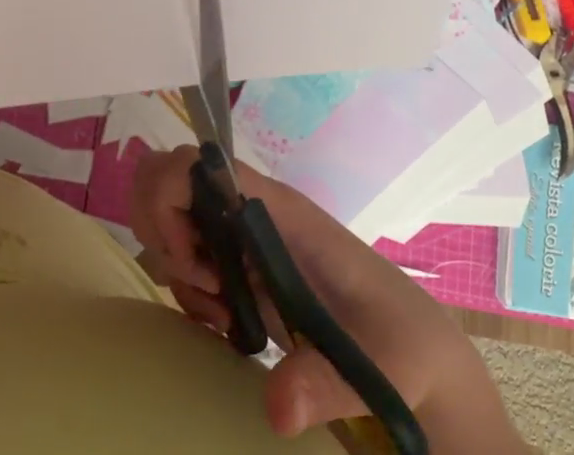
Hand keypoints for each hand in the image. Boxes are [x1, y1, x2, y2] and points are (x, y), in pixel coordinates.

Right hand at [129, 146, 522, 451]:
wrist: (415, 359)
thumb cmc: (402, 345)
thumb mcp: (376, 367)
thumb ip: (326, 383)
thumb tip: (278, 410)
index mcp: (276, 210)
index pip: (195, 162)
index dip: (169, 199)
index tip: (191, 259)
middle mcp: (248, 211)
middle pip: (163, 177)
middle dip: (158, 226)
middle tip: (196, 279)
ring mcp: (237, 235)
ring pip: (165, 216)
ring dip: (173, 264)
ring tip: (219, 309)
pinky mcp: (233, 263)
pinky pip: (180, 256)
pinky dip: (186, 288)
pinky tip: (224, 320)